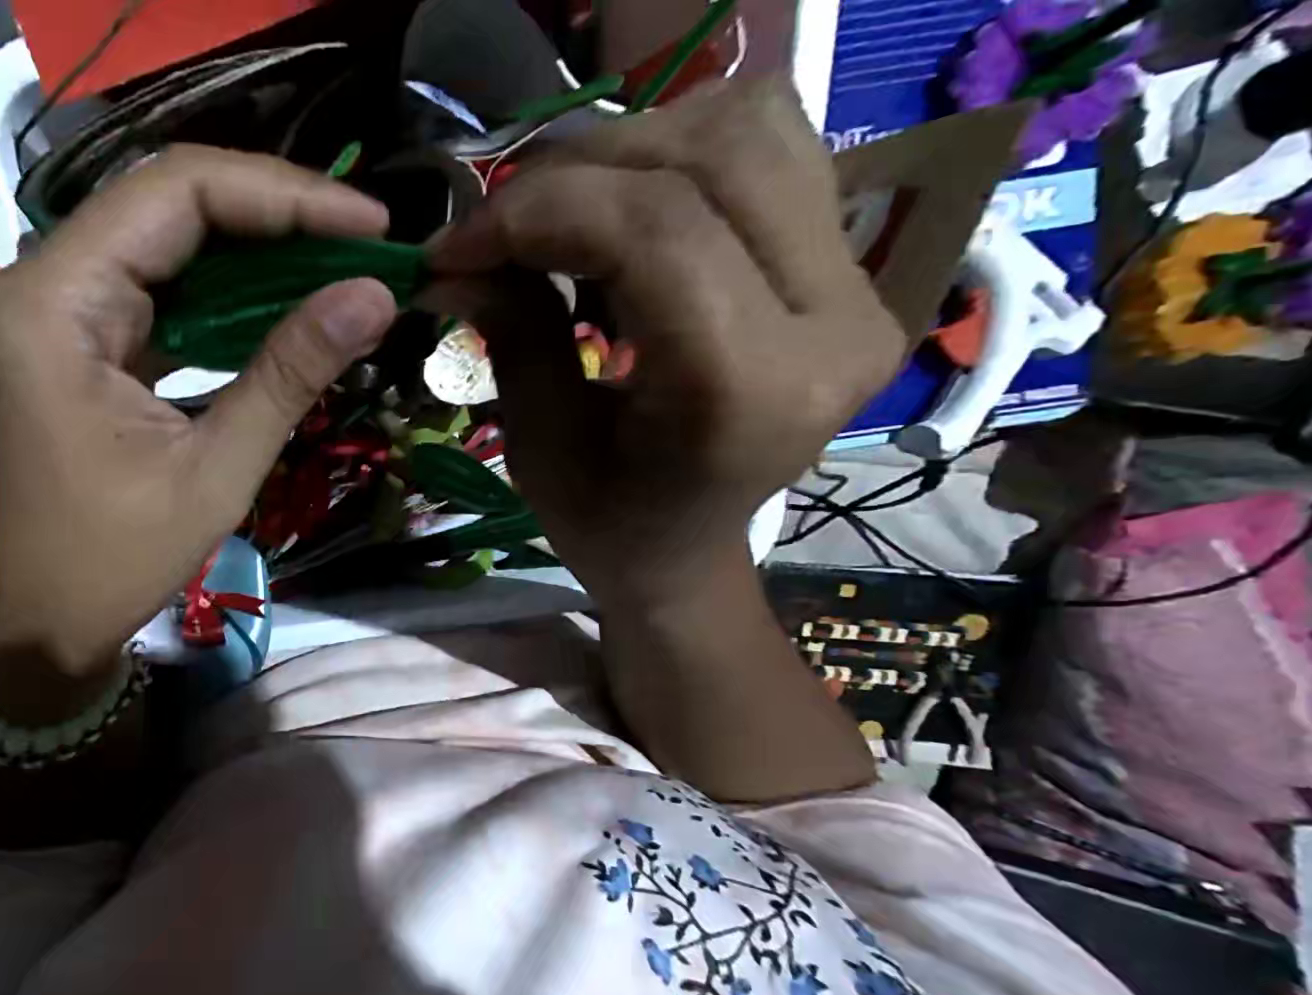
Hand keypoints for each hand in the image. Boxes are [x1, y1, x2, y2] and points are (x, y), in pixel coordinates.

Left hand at [0, 146, 398, 699]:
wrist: (43, 626)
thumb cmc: (118, 562)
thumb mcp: (216, 471)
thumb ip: (290, 373)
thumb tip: (376, 294)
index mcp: (51, 305)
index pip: (174, 192)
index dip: (284, 195)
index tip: (369, 221)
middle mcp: (36, 285)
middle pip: (167, 204)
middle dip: (275, 214)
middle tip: (363, 241)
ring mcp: (48, 312)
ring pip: (163, 242)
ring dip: (254, 249)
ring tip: (337, 263)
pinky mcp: (69, 343)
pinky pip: (153, 290)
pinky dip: (221, 293)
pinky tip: (280, 303)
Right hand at [428, 80, 903, 605]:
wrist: (685, 550)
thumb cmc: (607, 523)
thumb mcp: (541, 444)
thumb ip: (512, 330)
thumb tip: (452, 256)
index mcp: (751, 390)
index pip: (655, 233)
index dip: (535, 214)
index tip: (452, 247)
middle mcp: (835, 322)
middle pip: (708, 158)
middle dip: (571, 174)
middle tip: (495, 227)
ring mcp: (860, 284)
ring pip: (748, 128)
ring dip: (626, 151)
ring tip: (557, 214)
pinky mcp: (849, 265)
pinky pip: (772, 148)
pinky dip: (677, 152)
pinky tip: (623, 207)